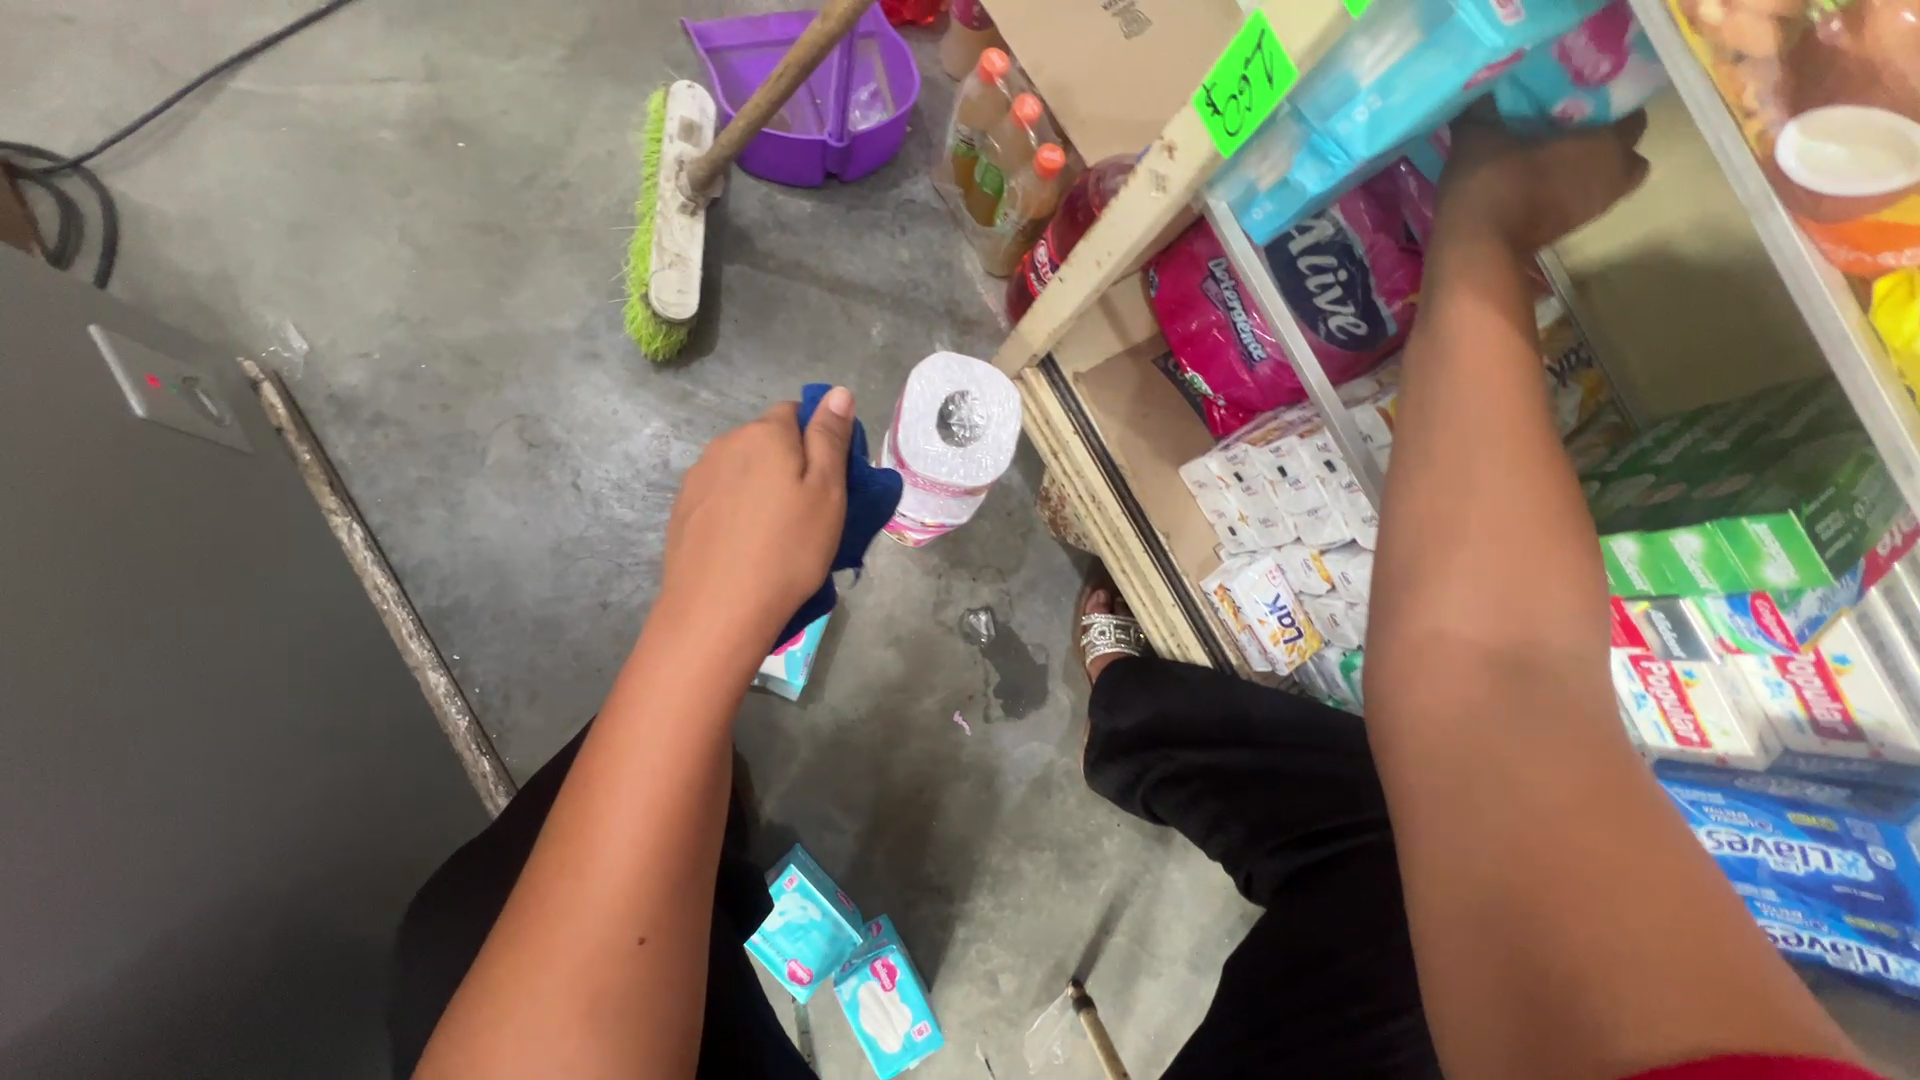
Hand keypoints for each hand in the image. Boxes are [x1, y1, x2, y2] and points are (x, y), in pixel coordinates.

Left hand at [656, 388, 854, 645]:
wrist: (718, 610)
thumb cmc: (788, 550)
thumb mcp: (828, 493)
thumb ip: (830, 438)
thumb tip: (837, 392)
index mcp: (765, 434)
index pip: (797, 412)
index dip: (818, 440)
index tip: (831, 481)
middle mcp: (725, 444)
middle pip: (767, 441)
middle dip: (789, 464)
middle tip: (810, 513)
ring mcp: (698, 478)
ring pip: (742, 470)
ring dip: (761, 488)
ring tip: (776, 535)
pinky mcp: (683, 511)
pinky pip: (721, 497)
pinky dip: (737, 511)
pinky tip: (746, 546)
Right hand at [1437, 105, 1649, 254]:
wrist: (1477, 249)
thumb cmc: (1492, 184)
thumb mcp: (1478, 138)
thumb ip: (1482, 109)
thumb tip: (1478, 85)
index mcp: (1605, 140)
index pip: (1631, 114)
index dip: (1611, 106)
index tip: (1585, 102)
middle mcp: (1612, 172)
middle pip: (1627, 152)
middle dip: (1608, 144)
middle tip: (1575, 133)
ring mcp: (1592, 208)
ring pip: (1607, 182)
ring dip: (1589, 173)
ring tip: (1555, 162)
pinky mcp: (1567, 232)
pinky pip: (1580, 203)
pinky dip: (1567, 195)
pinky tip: (1538, 187)